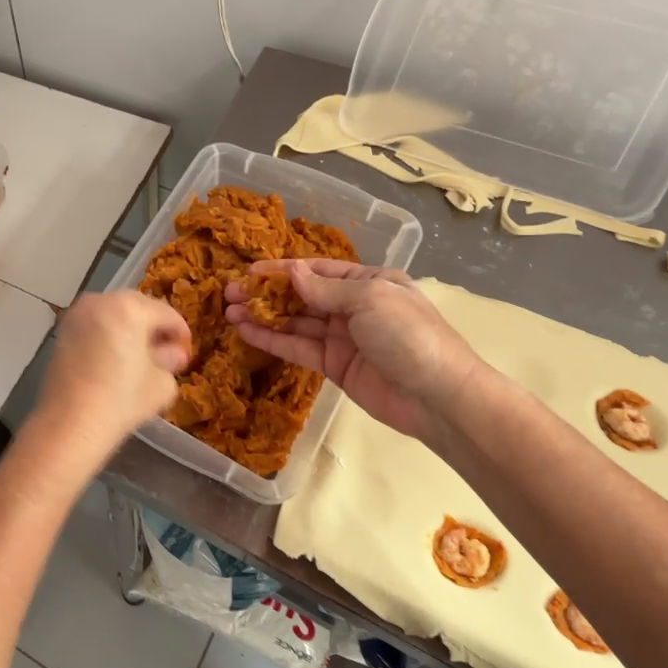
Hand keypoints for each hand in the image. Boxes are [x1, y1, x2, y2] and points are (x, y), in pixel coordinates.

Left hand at [32, 291, 191, 466]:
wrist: (70, 422)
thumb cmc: (121, 400)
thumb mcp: (161, 384)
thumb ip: (170, 361)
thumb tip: (173, 353)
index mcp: (130, 308)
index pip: (165, 313)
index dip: (180, 331)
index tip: (186, 347)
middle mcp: (101, 301)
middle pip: (137, 307)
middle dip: (153, 325)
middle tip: (166, 349)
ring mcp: (78, 314)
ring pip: (113, 313)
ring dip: (130, 328)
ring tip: (141, 354)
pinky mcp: (63, 330)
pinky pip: (95, 323)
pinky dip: (108, 333)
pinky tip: (116, 356)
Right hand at [225, 259, 488, 443]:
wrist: (437, 397)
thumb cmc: (408, 336)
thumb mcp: (369, 300)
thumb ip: (325, 288)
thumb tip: (293, 272)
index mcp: (369, 282)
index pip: (319, 270)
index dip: (283, 270)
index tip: (249, 271)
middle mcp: (354, 306)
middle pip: (302, 295)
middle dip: (266, 293)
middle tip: (230, 293)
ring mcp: (343, 338)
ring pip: (295, 322)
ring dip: (263, 316)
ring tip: (229, 312)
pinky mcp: (334, 366)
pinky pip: (298, 347)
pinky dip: (272, 339)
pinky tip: (246, 332)